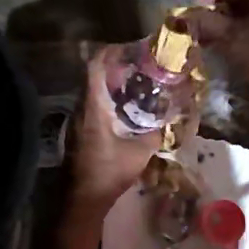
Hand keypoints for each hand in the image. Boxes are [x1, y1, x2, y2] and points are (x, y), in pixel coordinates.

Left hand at [70, 48, 164, 215]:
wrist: (82, 200)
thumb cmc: (108, 173)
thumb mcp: (140, 153)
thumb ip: (155, 133)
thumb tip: (171, 120)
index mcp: (94, 108)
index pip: (95, 67)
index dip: (110, 52)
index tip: (130, 48)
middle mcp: (82, 108)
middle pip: (94, 76)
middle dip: (116, 67)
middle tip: (141, 66)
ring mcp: (78, 120)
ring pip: (93, 91)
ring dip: (113, 84)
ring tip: (138, 85)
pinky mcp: (79, 132)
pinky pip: (93, 105)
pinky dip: (109, 100)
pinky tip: (127, 110)